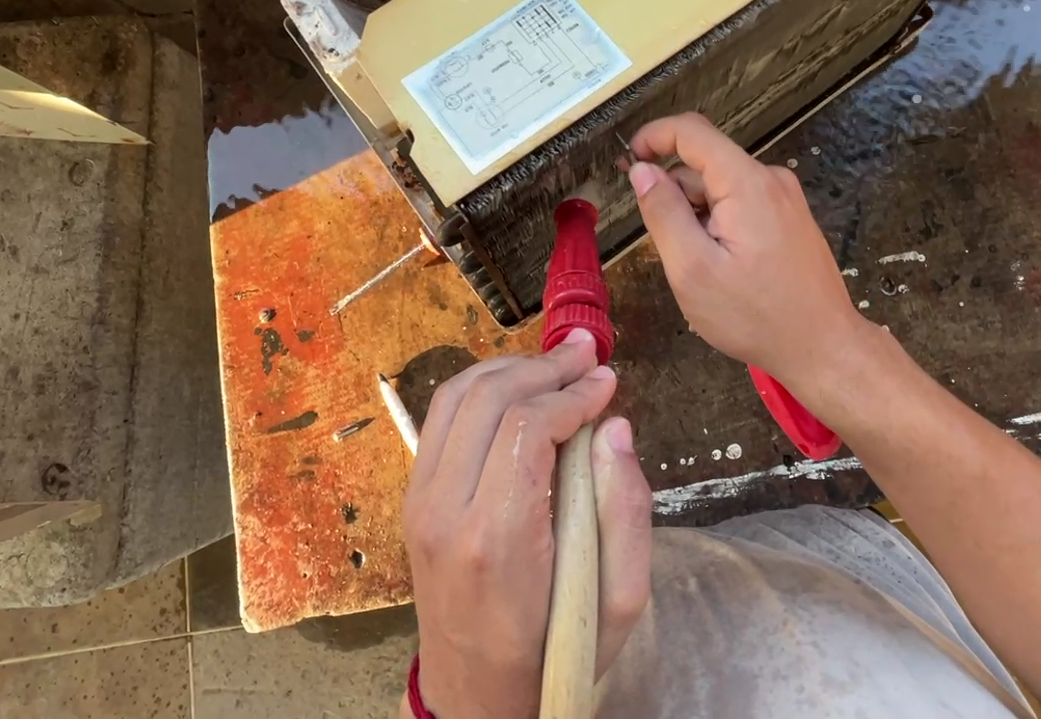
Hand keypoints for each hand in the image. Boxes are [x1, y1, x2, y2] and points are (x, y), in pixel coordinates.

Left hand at [402, 330, 651, 718]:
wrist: (476, 698)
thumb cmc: (556, 651)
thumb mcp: (619, 602)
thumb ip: (626, 511)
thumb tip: (613, 427)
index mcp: (496, 540)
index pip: (526, 427)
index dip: (572, 393)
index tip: (609, 382)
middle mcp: (444, 510)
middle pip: (489, 398)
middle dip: (544, 367)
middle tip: (588, 356)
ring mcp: (419, 501)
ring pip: (457, 396)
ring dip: (511, 367)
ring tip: (558, 364)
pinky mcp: (414, 497)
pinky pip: (443, 417)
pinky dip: (483, 386)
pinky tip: (520, 385)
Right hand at [627, 113, 867, 390]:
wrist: (824, 348)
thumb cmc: (756, 315)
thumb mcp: (692, 269)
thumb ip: (663, 213)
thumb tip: (642, 170)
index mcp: (746, 182)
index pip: (691, 131)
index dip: (652, 137)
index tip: (626, 160)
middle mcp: (770, 179)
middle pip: (705, 163)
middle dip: (674, 194)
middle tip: (669, 248)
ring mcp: (784, 198)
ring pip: (720, 188)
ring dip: (696, 215)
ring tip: (702, 268)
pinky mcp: (789, 218)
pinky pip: (740, 204)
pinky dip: (718, 224)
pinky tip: (722, 267)